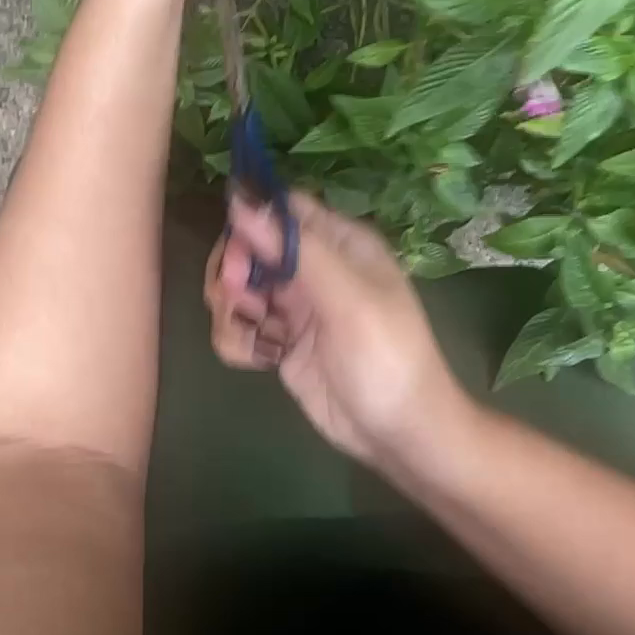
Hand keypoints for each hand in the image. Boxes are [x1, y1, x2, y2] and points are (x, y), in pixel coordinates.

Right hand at [204, 191, 470, 466]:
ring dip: (232, 309)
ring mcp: (295, 305)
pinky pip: (240, 325)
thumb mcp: (346, 298)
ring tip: (255, 336)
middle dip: (235, 270)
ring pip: (238, 286)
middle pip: (251, 246)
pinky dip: (238, 340)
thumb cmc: (386, 357)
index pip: (282, 210)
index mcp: (339, 243)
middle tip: (242, 299)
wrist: (402, 436)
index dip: (253, 223)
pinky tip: (259, 360)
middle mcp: (314, 266)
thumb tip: (240, 198)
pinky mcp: (280, 341)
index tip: (240, 253)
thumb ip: (294, 248)